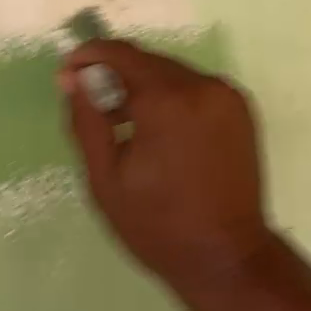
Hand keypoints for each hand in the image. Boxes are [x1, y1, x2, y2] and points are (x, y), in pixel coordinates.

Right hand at [59, 40, 277, 290]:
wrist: (227, 256)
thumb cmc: (158, 225)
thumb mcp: (106, 178)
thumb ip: (87, 120)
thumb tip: (73, 78)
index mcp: (167, 100)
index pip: (122, 54)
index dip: (89, 57)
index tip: (68, 76)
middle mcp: (203, 87)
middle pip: (149, 62)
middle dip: (116, 75)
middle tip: (93, 108)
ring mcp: (228, 97)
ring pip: (174, 74)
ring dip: (145, 88)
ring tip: (124, 126)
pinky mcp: (242, 110)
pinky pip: (197, 90)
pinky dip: (174, 99)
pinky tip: (159, 133)